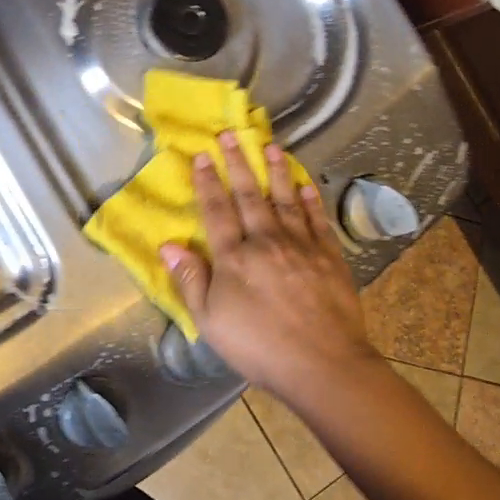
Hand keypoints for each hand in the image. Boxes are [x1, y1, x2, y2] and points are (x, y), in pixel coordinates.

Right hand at [160, 132, 379, 402]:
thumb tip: (169, 245)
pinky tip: (305, 186)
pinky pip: (317, 220)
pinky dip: (310, 200)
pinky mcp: (330, 258)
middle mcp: (266, 241)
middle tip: (231, 135)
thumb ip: (191, 279)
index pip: (216, 210)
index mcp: (233, 257)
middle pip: (249, 196)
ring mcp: (302, 247)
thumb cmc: (257, 345)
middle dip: (238, 163)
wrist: (322, 364)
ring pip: (285, 200)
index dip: (207, 182)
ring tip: (270, 146)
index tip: (201, 156)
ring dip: (276, 171)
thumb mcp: (210, 320)